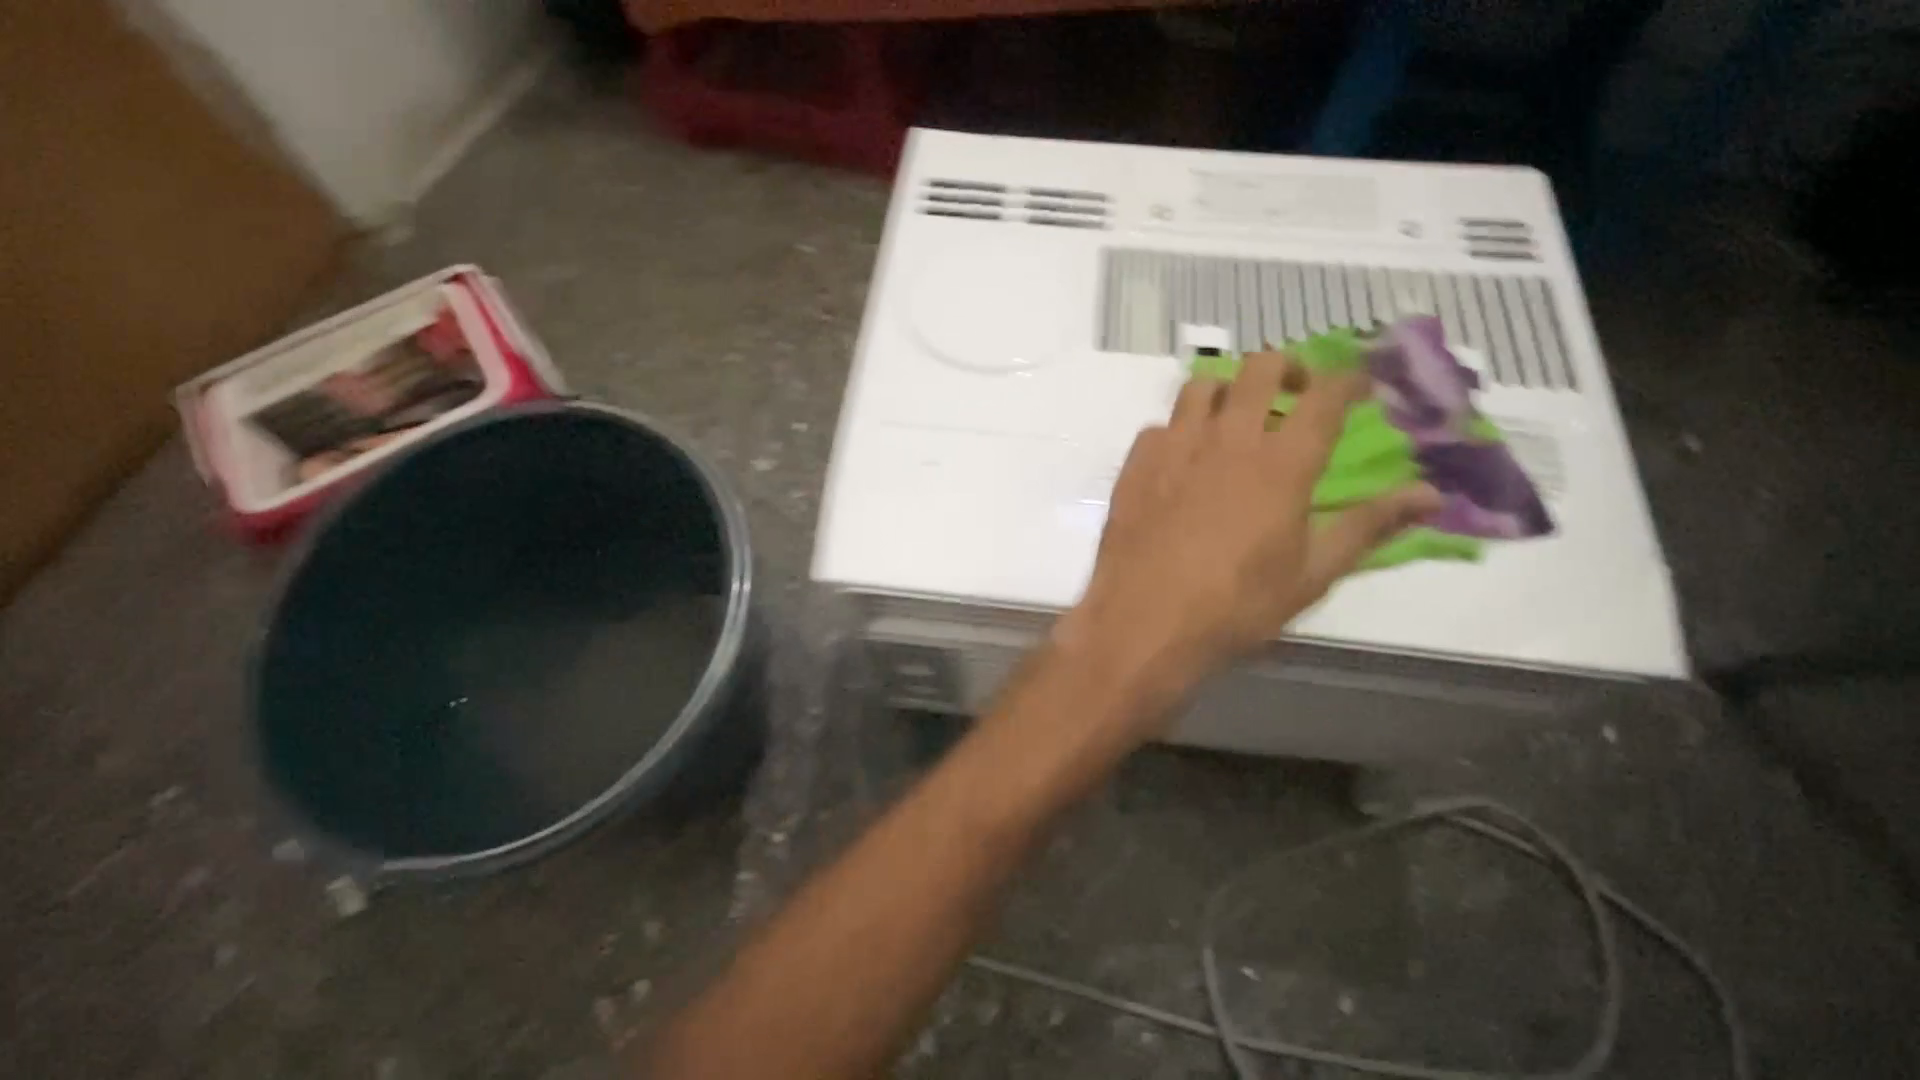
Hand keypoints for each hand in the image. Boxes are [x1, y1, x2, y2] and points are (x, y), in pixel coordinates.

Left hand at [1056, 351, 1440, 736]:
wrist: (1143, 623)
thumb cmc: (1235, 607)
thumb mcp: (1311, 575)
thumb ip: (1368, 527)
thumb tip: (1430, 495)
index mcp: (1282, 464)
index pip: (1325, 397)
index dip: (1349, 380)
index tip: (1361, 383)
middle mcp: (1229, 439)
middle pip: (1261, 368)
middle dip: (1288, 369)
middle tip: (1296, 394)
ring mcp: (1176, 446)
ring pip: (1203, 385)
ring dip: (1228, 391)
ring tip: (1236, 420)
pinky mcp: (1136, 463)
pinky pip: (1161, 425)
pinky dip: (1181, 430)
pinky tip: (1185, 459)